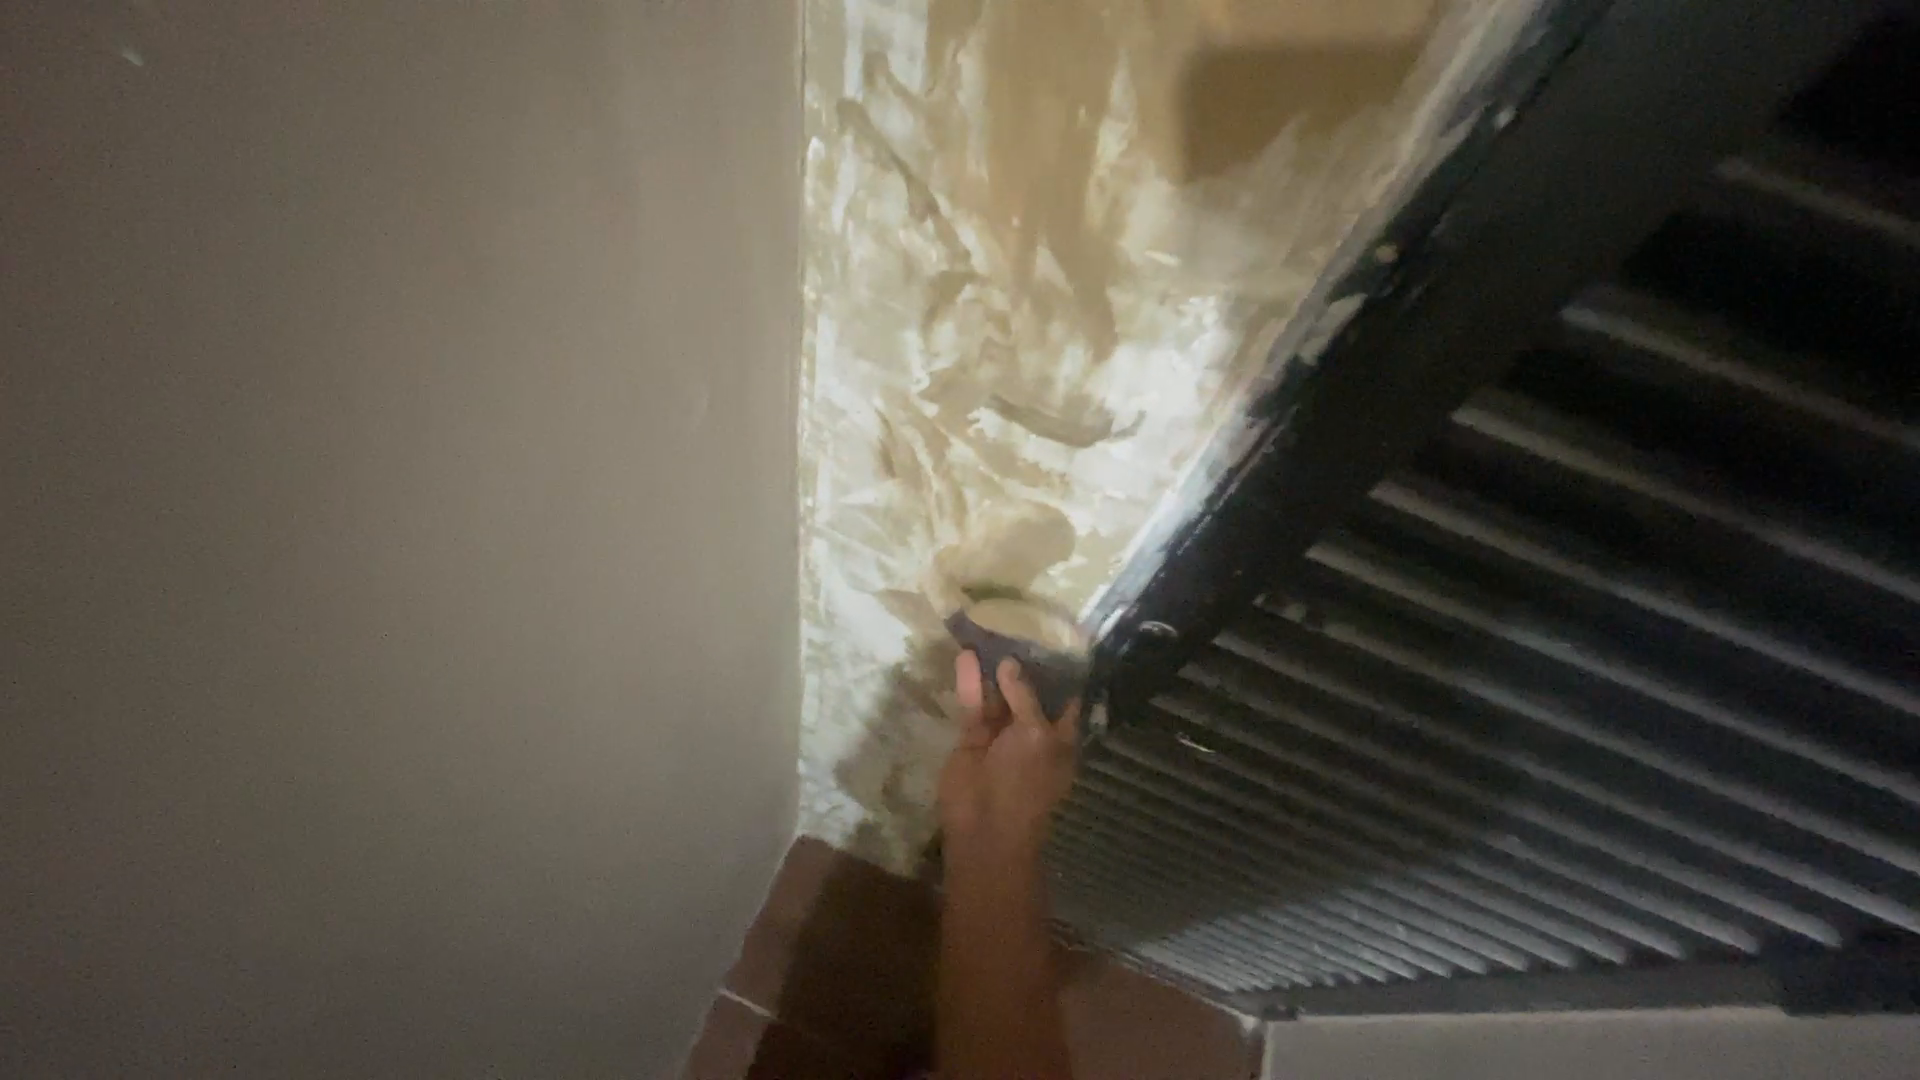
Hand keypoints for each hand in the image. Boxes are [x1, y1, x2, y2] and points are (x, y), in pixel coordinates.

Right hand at [937, 650, 1079, 862]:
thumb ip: (1023, 696)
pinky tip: (966, 653)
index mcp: (1060, 737)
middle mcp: (1033, 731)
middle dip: (1022, 662)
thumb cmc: (1024, 782)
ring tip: (987, 630)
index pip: (1065, 696)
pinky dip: (970, 680)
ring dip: (993, 667)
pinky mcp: (973, 735)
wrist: (984, 827)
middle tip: (1015, 621)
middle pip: (1029, 690)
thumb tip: (1010, 664)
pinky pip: (974, 702)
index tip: (1054, 636)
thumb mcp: (1035, 736)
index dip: (1061, 669)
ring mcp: (1001, 734)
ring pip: (998, 693)